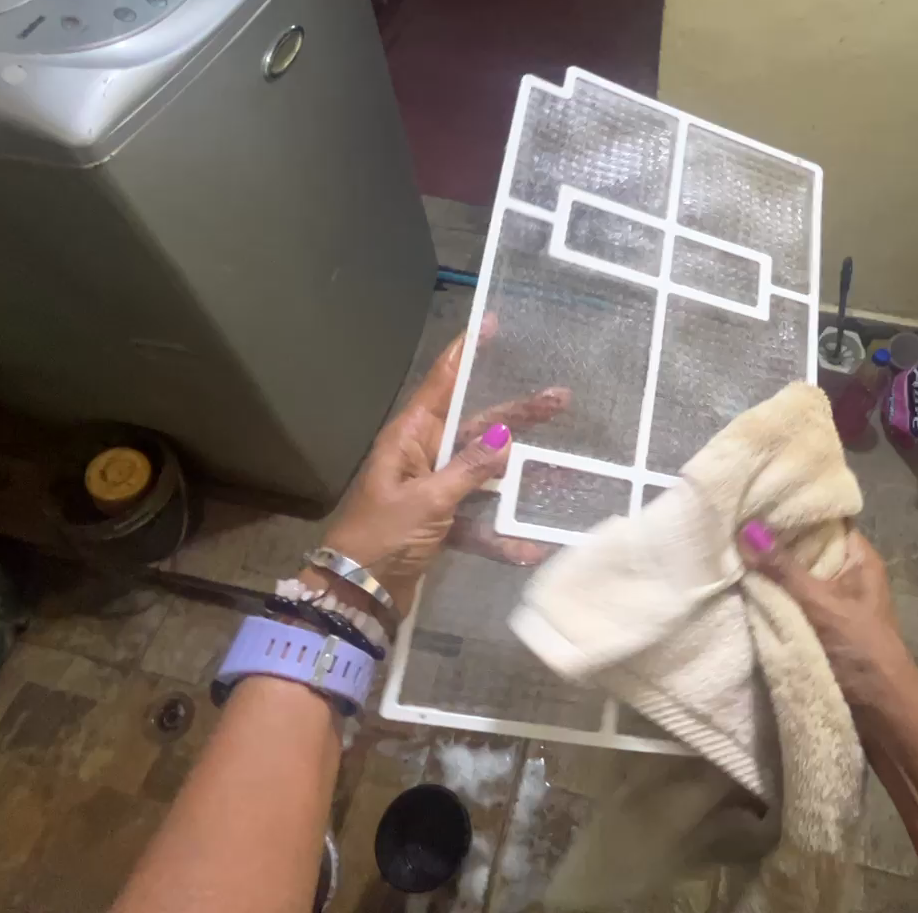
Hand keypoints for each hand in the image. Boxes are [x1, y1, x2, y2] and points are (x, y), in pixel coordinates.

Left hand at [322, 320, 567, 607]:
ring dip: (519, 478)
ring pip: (485, 472)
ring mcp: (435, 488)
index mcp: (410, 437)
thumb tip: (506, 438)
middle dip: (518, 416)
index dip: (466, 353)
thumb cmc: (382, 536)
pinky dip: (500, 534)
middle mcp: (424, 454)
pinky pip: (478, 518)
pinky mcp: (442, 519)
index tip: (490, 324)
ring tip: (563, 473)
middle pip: (477, 426)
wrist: (354, 593)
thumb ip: (468, 468)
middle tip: (560, 401)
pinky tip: (528, 548)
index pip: (442, 383)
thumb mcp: (427, 500)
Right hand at [738, 524, 917, 709]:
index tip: (754, 493)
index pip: (824, 517)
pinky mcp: (818, 626)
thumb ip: (782, 570)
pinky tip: (739, 584)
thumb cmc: (863, 654)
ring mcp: (832, 601)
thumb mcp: (821, 607)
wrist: (885, 721)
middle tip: (730, 519)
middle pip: (805, 545)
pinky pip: (789, 600)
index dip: (792, 506)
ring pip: (793, 574)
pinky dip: (769, 595)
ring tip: (726, 545)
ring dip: (766, 568)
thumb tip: (746, 528)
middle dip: (771, 537)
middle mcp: (846, 574)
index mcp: (859, 558)